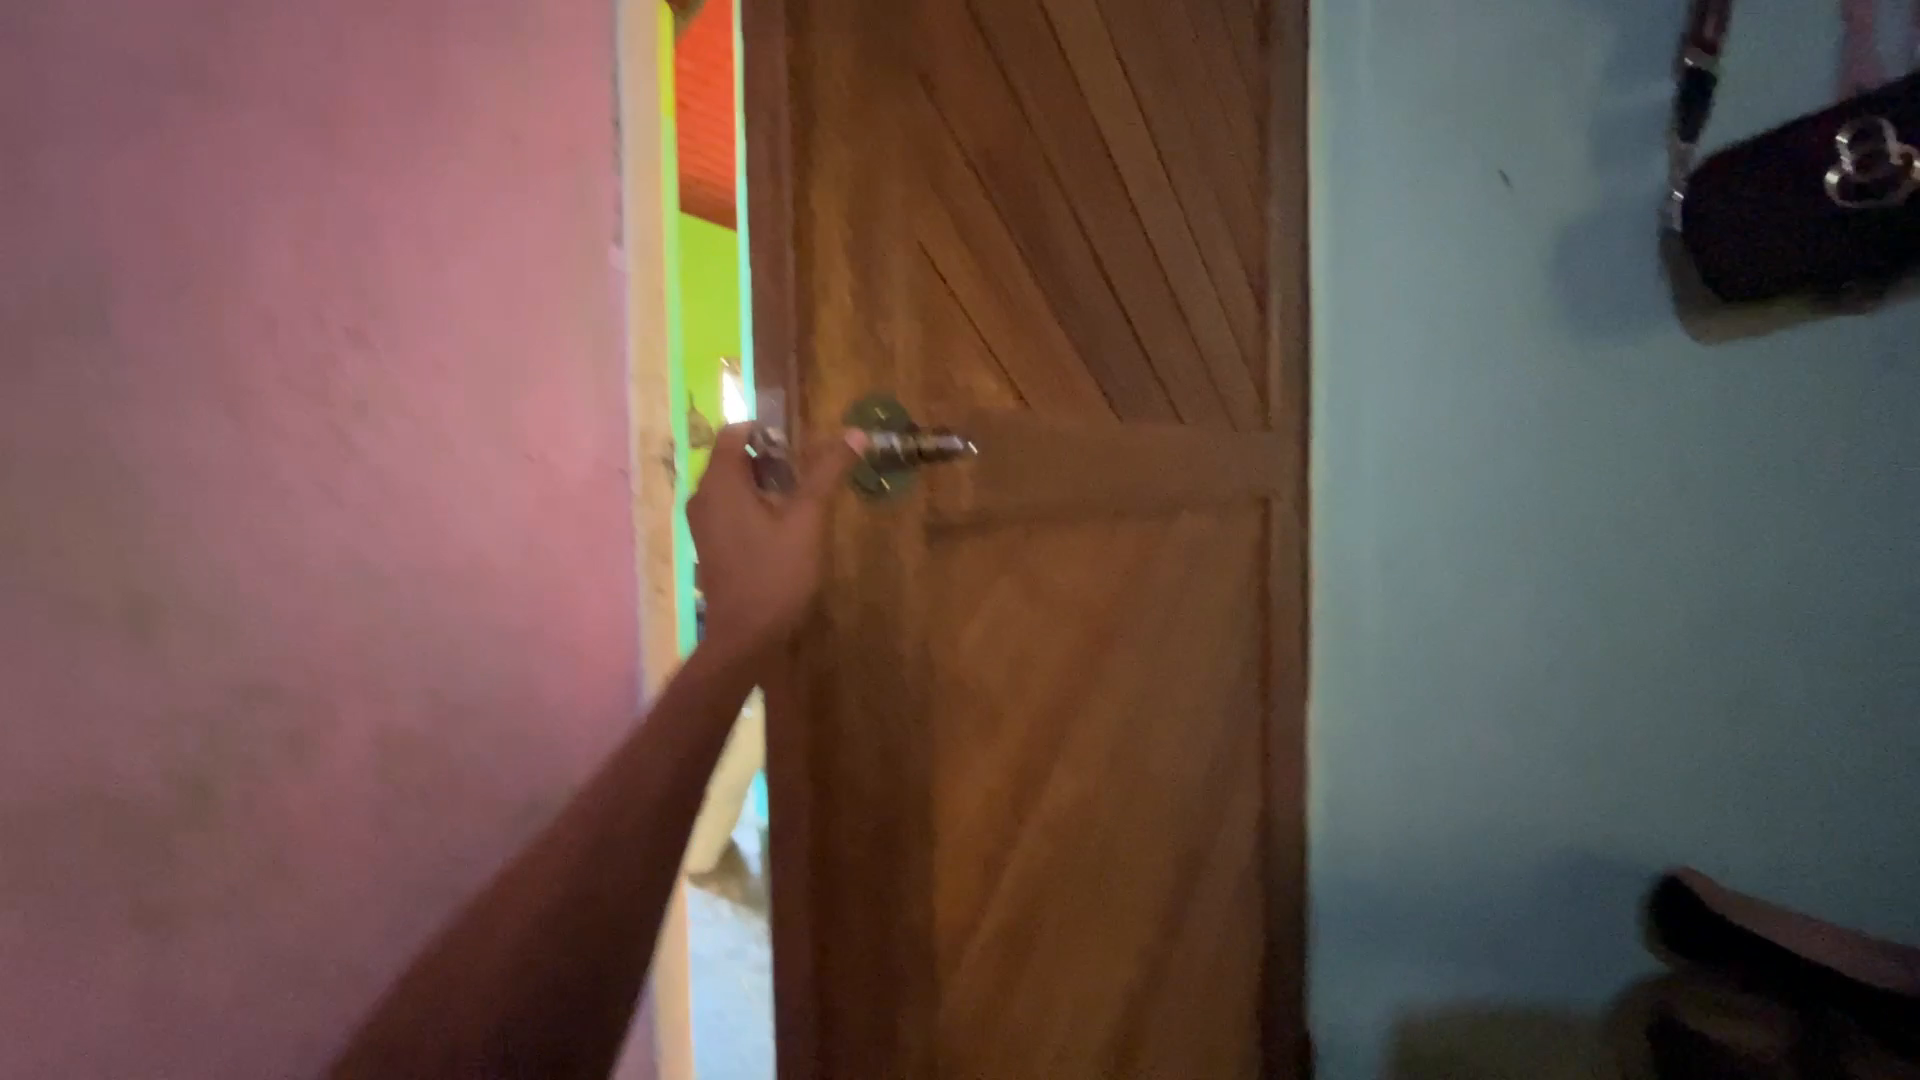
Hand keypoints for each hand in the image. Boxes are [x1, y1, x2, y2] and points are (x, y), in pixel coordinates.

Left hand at [688, 423, 865, 664]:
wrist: (747, 636)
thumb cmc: (776, 572)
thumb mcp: (808, 518)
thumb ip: (827, 472)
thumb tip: (855, 433)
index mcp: (720, 482)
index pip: (736, 432)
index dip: (769, 431)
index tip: (802, 446)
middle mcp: (703, 497)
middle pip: (734, 458)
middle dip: (772, 459)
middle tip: (809, 474)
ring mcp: (703, 524)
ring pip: (734, 486)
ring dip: (766, 485)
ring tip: (802, 502)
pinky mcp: (711, 546)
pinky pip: (731, 510)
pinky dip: (755, 508)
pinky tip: (784, 529)